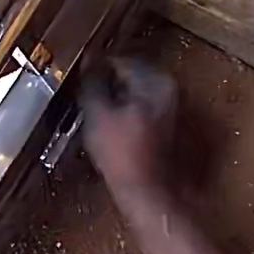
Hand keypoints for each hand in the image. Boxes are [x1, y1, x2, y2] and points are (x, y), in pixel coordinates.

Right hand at [80, 57, 176, 192]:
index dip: (96, 69)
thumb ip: (92, 82)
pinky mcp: (169, 126)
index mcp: (157, 80)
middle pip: (130, 76)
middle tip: (86, 98)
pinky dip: (126, 113)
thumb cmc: (121, 153)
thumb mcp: (98, 113)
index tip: (79, 80)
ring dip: (116, 99)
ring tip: (96, 115)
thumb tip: (88, 61)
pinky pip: (142, 109)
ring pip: (135, 93)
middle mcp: (170, 90)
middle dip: (108, 84)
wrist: (148, 193)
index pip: (120, 60)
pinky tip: (112, 129)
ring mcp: (173, 108)